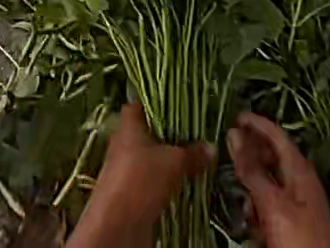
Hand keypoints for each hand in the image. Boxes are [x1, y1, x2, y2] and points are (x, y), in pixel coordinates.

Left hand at [68, 105, 213, 247]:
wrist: (117, 228)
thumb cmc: (140, 179)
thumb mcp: (173, 162)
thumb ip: (192, 153)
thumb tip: (212, 146)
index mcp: (129, 124)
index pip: (142, 103)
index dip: (160, 101)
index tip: (181, 104)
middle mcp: (124, 142)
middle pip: (149, 131)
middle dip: (170, 134)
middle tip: (196, 133)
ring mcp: (126, 168)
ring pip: (152, 157)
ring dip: (169, 160)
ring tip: (196, 158)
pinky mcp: (130, 192)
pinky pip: (151, 179)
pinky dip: (166, 181)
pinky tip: (184, 182)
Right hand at [228, 113, 329, 247]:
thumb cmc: (298, 239)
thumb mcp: (271, 202)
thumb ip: (252, 170)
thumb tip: (234, 134)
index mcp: (300, 169)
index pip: (277, 134)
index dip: (256, 123)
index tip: (235, 117)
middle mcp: (303, 180)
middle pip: (276, 153)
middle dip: (253, 146)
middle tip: (231, 143)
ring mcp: (302, 202)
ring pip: (274, 176)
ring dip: (255, 172)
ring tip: (237, 173)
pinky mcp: (298, 222)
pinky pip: (276, 199)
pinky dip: (260, 196)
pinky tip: (250, 208)